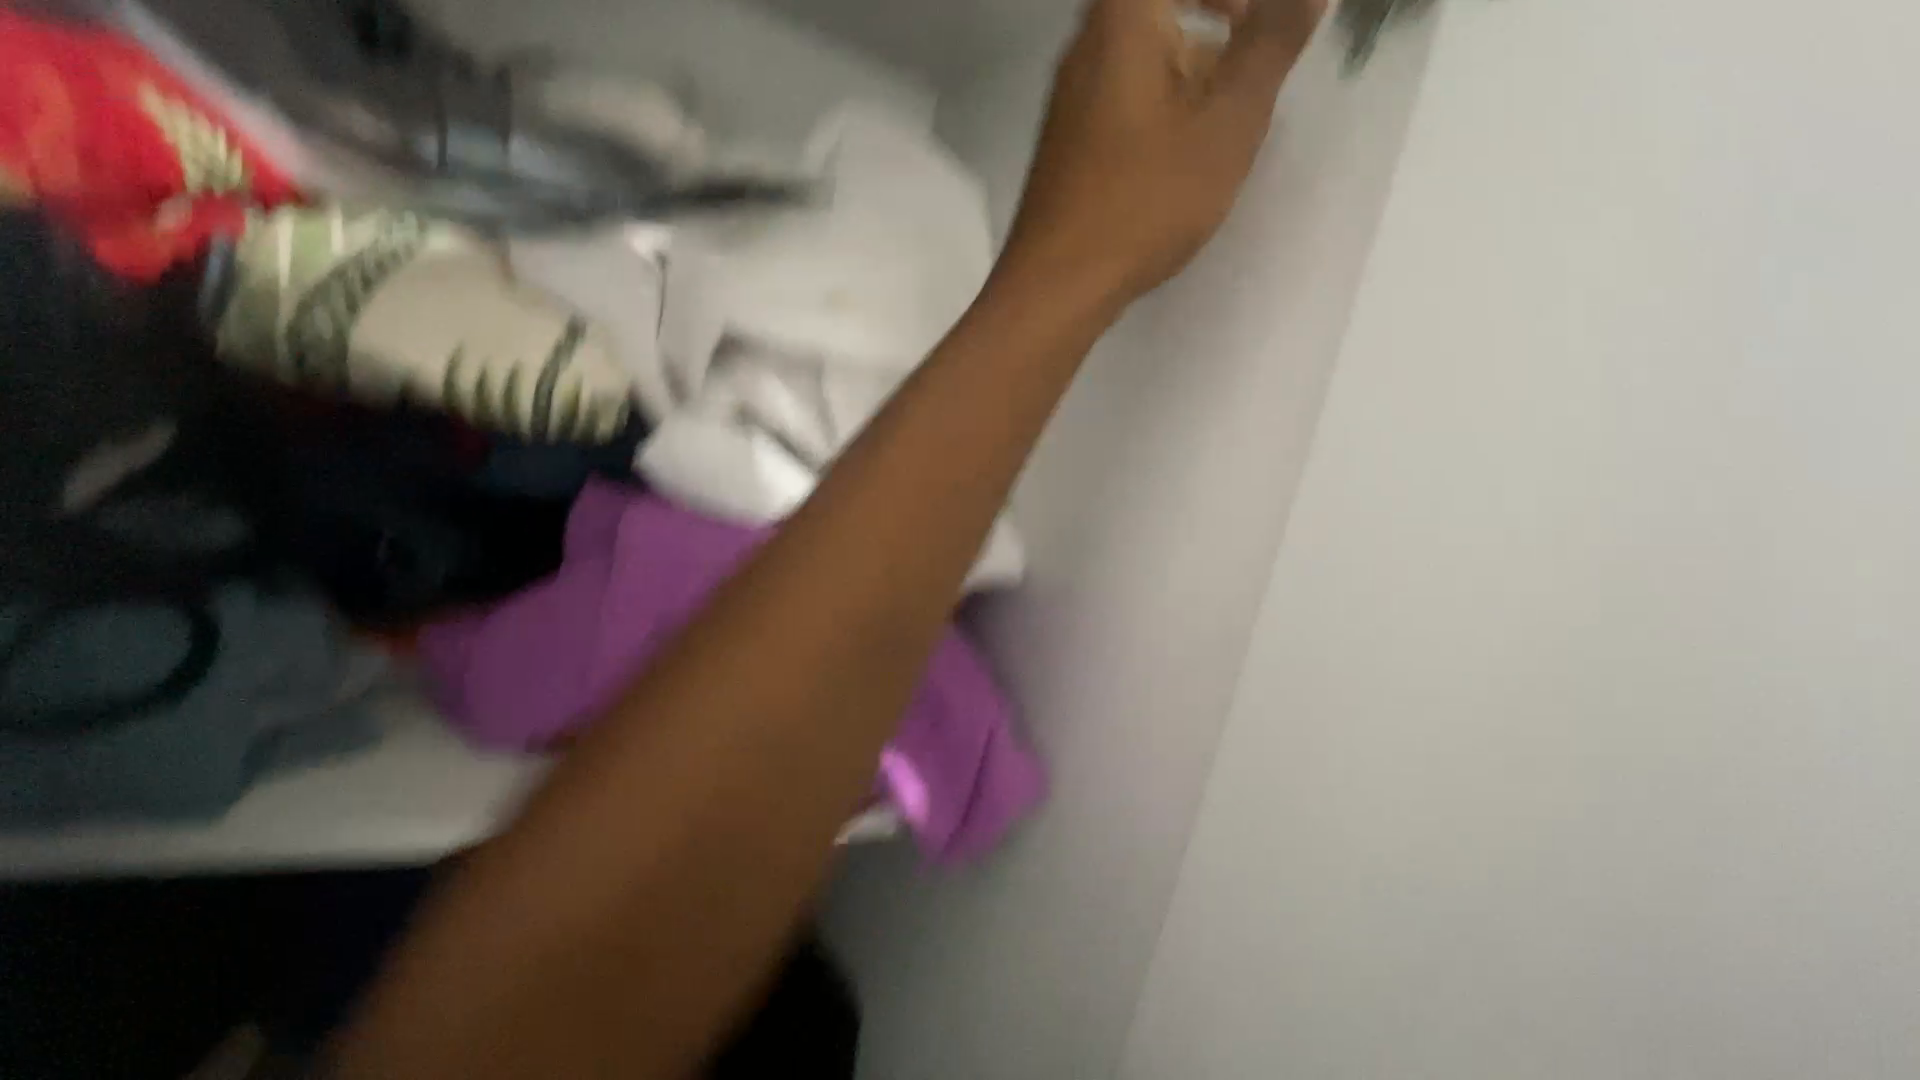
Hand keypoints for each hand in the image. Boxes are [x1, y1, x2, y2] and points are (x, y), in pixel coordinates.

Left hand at [999, 0, 1326, 307]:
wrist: (1058, 283)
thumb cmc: (1145, 199)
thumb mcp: (1227, 121)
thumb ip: (1271, 43)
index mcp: (1122, 18)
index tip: (1263, 20)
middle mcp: (1086, 45)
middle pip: (1157, 8)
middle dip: (1220, 21)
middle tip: (1256, 62)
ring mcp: (1070, 96)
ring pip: (1144, 51)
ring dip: (1195, 66)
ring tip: (1228, 116)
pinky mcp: (1069, 141)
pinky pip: (1125, 94)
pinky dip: (1166, 102)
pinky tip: (1186, 152)